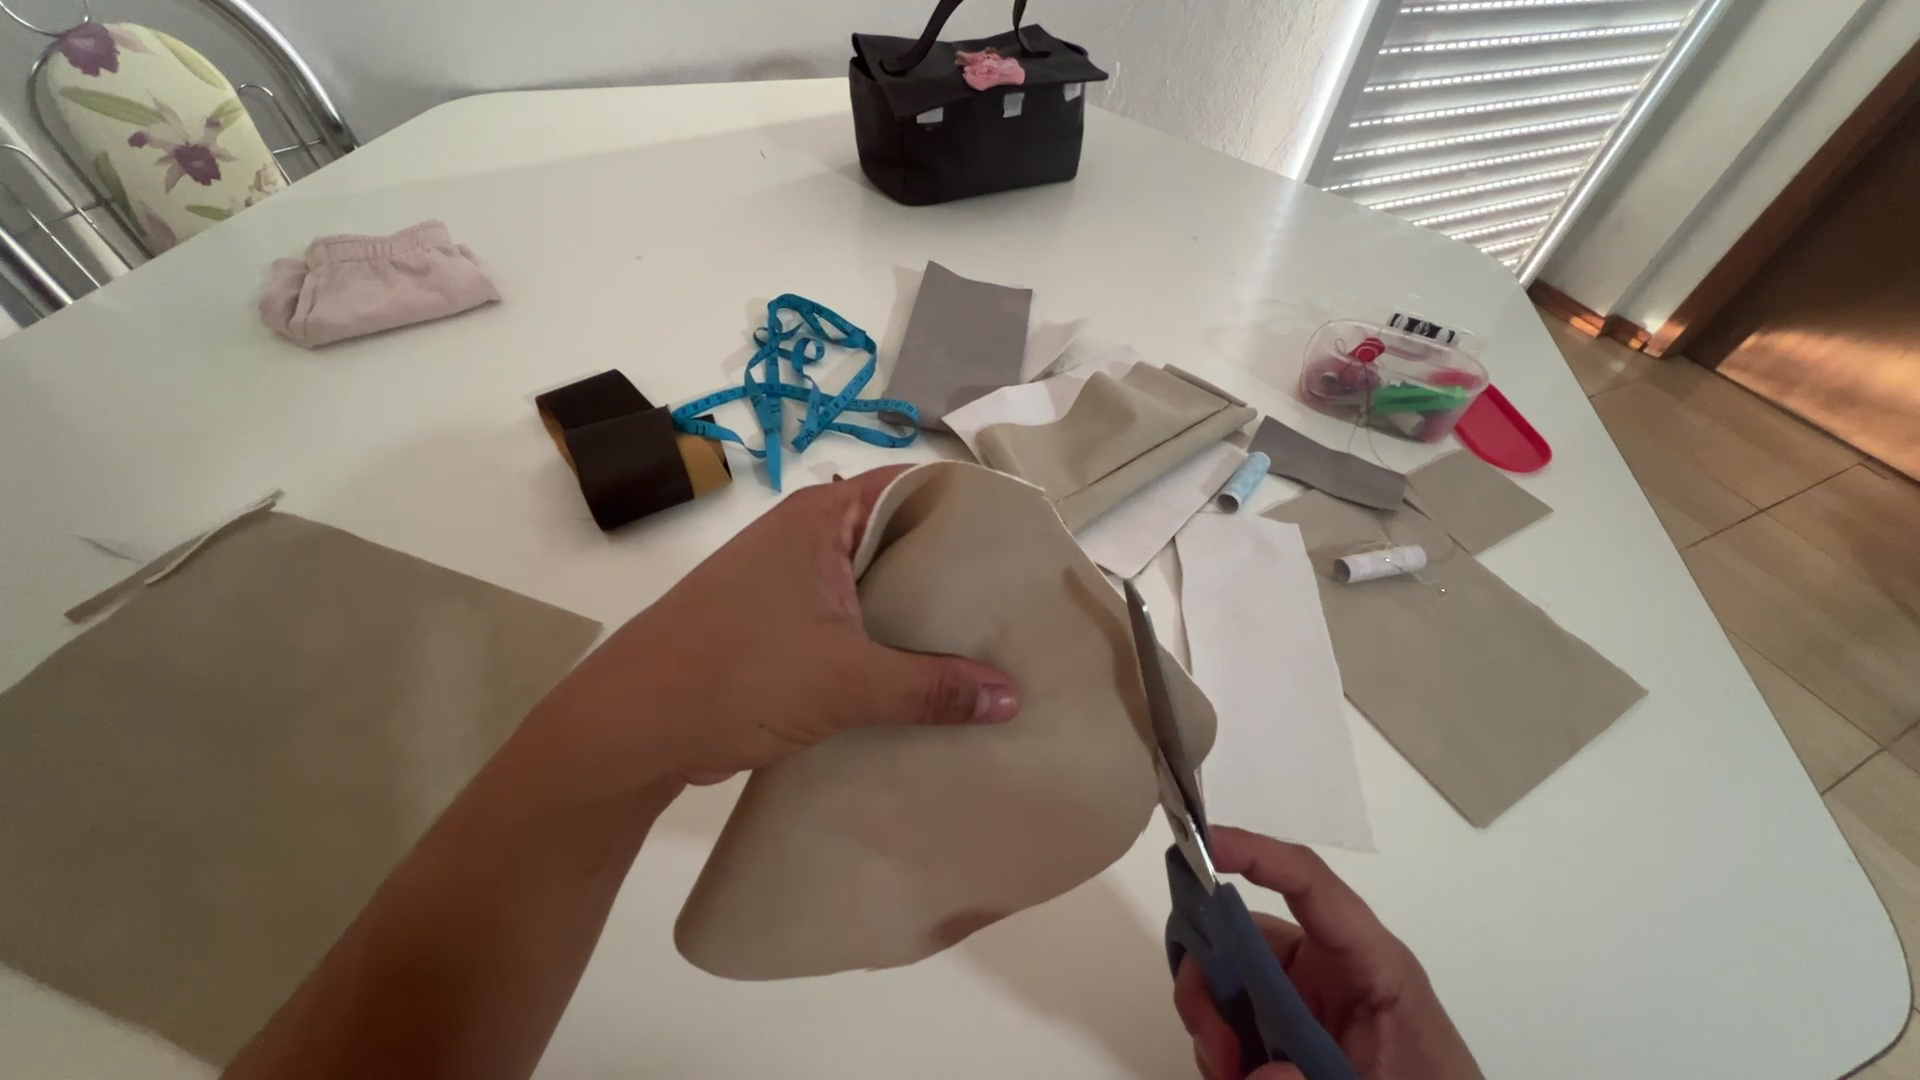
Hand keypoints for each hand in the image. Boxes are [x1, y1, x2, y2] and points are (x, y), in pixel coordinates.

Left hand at [529, 465, 1021, 790]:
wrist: (630, 729)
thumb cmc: (736, 675)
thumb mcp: (844, 681)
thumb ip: (931, 687)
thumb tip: (1013, 698)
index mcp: (821, 517)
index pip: (914, 487)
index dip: (969, 508)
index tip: (1021, 542)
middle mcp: (810, 538)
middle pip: (900, 540)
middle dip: (955, 572)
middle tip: (1017, 602)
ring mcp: (794, 584)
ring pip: (878, 588)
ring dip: (923, 617)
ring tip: (989, 643)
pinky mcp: (786, 627)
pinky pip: (856, 624)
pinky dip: (891, 645)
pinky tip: (933, 678)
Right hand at [1174, 827, 1483, 1079]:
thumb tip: (1260, 1074)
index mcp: (1370, 962)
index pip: (1308, 883)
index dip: (1254, 852)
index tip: (1198, 846)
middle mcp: (1328, 967)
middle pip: (1243, 934)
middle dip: (1209, 975)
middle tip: (1214, 1044)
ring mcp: (1303, 999)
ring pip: (1227, 977)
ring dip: (1210, 1020)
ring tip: (1226, 1071)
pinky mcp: (1287, 1032)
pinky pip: (1231, 1018)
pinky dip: (1220, 1046)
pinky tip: (1235, 1076)